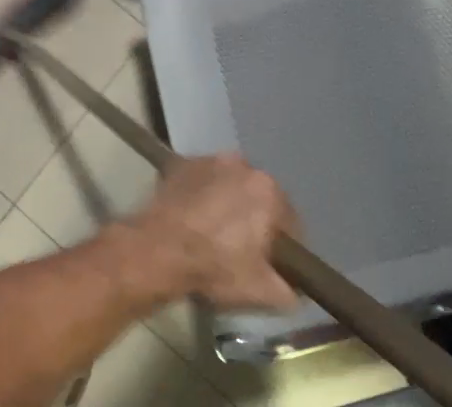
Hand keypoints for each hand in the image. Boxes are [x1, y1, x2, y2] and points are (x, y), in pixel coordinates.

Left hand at [119, 154, 298, 309]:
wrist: (157, 248)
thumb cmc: (216, 266)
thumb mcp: (265, 292)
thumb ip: (290, 290)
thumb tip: (294, 288)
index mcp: (268, 189)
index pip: (289, 222)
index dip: (283, 247)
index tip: (272, 264)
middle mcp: (241, 164)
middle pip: (257, 198)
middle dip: (254, 220)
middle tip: (242, 248)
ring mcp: (206, 160)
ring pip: (228, 185)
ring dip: (227, 203)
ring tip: (214, 232)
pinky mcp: (178, 164)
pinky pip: (201, 181)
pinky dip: (201, 194)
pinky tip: (193, 218)